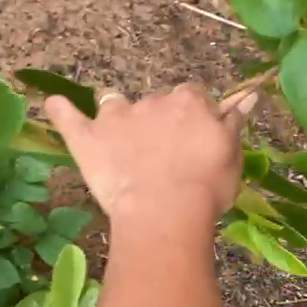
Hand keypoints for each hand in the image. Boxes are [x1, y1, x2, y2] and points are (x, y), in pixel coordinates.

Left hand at [45, 84, 257, 236]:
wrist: (165, 210)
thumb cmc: (207, 187)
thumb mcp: (233, 155)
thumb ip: (234, 123)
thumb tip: (247, 96)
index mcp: (192, 104)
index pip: (197, 96)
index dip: (200, 115)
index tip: (203, 135)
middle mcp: (154, 101)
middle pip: (160, 101)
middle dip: (164, 118)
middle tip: (171, 149)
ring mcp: (116, 115)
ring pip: (114, 100)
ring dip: (119, 111)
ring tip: (126, 136)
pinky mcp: (86, 135)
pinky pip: (65, 114)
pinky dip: (62, 110)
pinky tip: (59, 107)